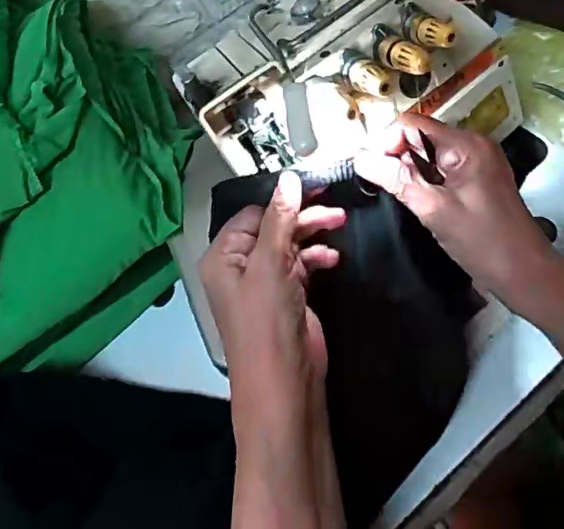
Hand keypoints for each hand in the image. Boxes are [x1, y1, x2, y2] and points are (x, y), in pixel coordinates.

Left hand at [201, 172, 346, 395]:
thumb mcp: (270, 264)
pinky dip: (317, 256)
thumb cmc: (266, 323)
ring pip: (291, 241)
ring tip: (339, 223)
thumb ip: (280, 218)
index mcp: (224, 256)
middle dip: (302, 215)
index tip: (312, 185)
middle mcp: (241, 266)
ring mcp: (266, 281)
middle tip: (332, 204)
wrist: (284, 385)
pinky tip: (333, 257)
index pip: (254, 213)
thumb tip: (287, 178)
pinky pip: (302, 262)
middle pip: (274, 225)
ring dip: (313, 232)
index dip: (282, 199)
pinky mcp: (287, 294)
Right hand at [355, 113, 563, 316]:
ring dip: (411, 169)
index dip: (387, 141)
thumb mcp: (433, 209)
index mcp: (466, 144)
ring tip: (399, 194)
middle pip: (421, 136)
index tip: (373, 169)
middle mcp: (474, 143)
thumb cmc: (483, 242)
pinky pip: (443, 167)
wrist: (527, 274)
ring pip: (430, 153)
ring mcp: (478, 160)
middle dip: (397, 156)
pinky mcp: (479, 177)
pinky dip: (427, 179)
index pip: (413, 124)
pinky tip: (421, 200)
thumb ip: (396, 179)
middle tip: (381, 185)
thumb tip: (361, 158)